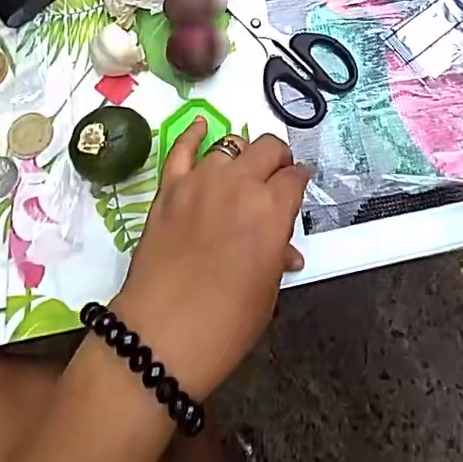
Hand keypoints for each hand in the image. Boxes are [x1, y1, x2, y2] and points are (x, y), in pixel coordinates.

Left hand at [110, 120, 308, 397]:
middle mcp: (239, 184)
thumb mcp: (267, 291)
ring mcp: (200, 181)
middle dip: (278, 159)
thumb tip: (284, 248)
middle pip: (267, 149)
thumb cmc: (227, 322)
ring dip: (242, 155)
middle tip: (276, 177)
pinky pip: (181, 149)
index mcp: (272, 209)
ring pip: (229, 145)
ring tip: (243, 170)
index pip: (295, 177)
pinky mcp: (169, 188)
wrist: (162, 334)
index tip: (299, 186)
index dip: (299, 181)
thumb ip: (277, 255)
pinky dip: (193, 135)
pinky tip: (202, 128)